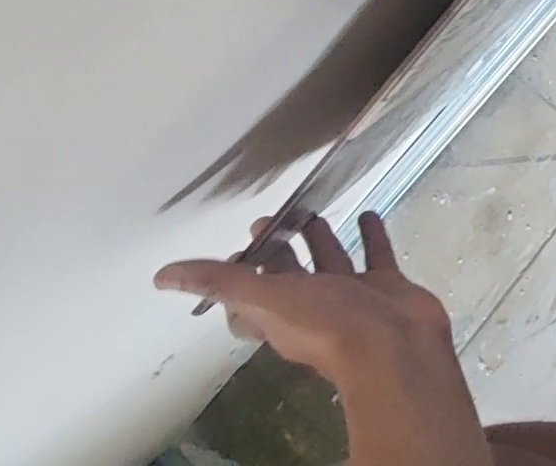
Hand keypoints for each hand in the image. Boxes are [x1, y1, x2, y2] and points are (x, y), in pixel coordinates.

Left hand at [155, 212, 453, 384]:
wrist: (392, 341)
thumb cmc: (327, 322)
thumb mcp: (269, 300)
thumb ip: (224, 283)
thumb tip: (163, 275)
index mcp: (276, 316)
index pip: (245, 298)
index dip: (238, 275)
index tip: (241, 247)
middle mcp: (310, 306)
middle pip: (288, 275)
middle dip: (279, 250)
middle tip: (274, 219)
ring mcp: (350, 296)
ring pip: (330, 262)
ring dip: (321, 240)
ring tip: (315, 213)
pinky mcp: (384, 286)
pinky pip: (374, 256)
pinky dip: (371, 236)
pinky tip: (368, 215)